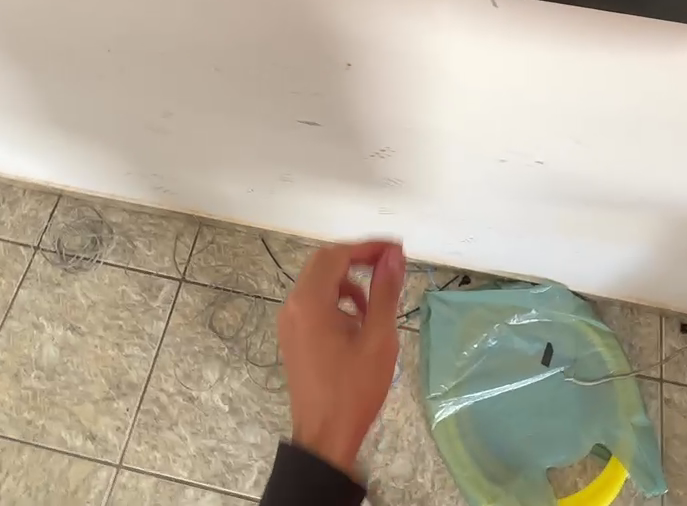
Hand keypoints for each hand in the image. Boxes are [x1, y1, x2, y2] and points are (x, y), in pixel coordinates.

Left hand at [277, 240, 405, 474]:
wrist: (324, 439)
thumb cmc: (353, 390)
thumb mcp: (378, 338)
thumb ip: (385, 291)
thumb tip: (394, 257)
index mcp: (310, 302)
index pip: (338, 255)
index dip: (368, 247)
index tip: (396, 250)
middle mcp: (293, 305)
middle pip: (324, 263)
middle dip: (358, 258)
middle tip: (389, 264)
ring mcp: (290, 321)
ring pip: (319, 281)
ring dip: (348, 280)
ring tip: (375, 301)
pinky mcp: (293, 335)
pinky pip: (314, 301)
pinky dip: (337, 299)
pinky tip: (357, 321)